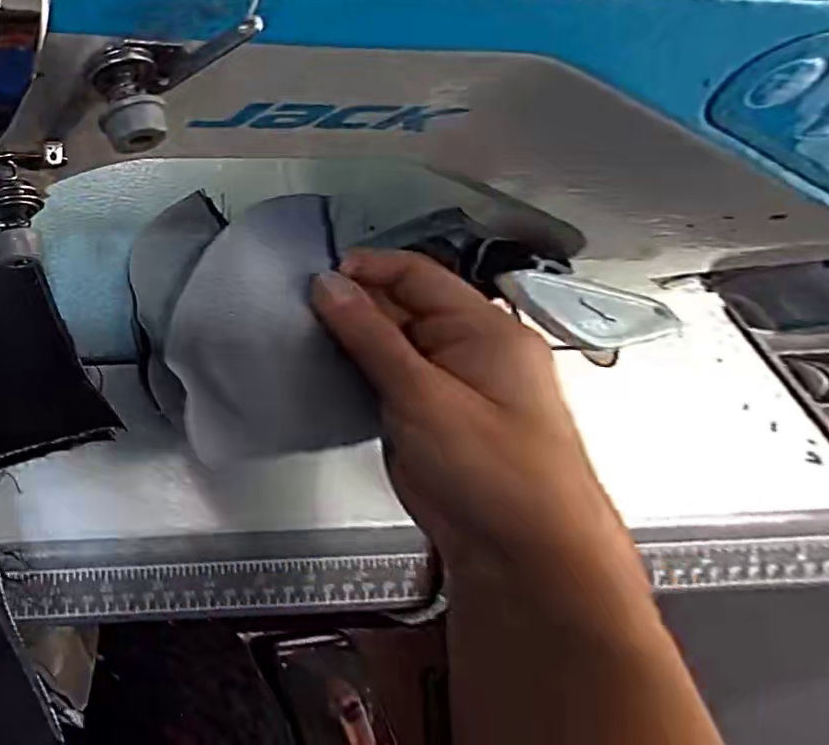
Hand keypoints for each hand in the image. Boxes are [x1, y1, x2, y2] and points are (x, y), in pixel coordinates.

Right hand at [309, 251, 640, 592]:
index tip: (317, 279)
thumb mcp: (422, 394)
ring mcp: (447, 381)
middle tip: (305, 312)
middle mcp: (468, 348)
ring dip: (350, 337)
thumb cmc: (497, 475)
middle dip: (352, 304)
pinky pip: (384, 372)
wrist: (523, 559)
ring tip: (310, 340)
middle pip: (399, 303)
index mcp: (486, 330)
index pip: (416, 273)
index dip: (364, 268)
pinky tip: (329, 371)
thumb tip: (328, 284)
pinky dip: (355, 366)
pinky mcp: (426, 410)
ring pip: (387, 338)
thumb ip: (369, 334)